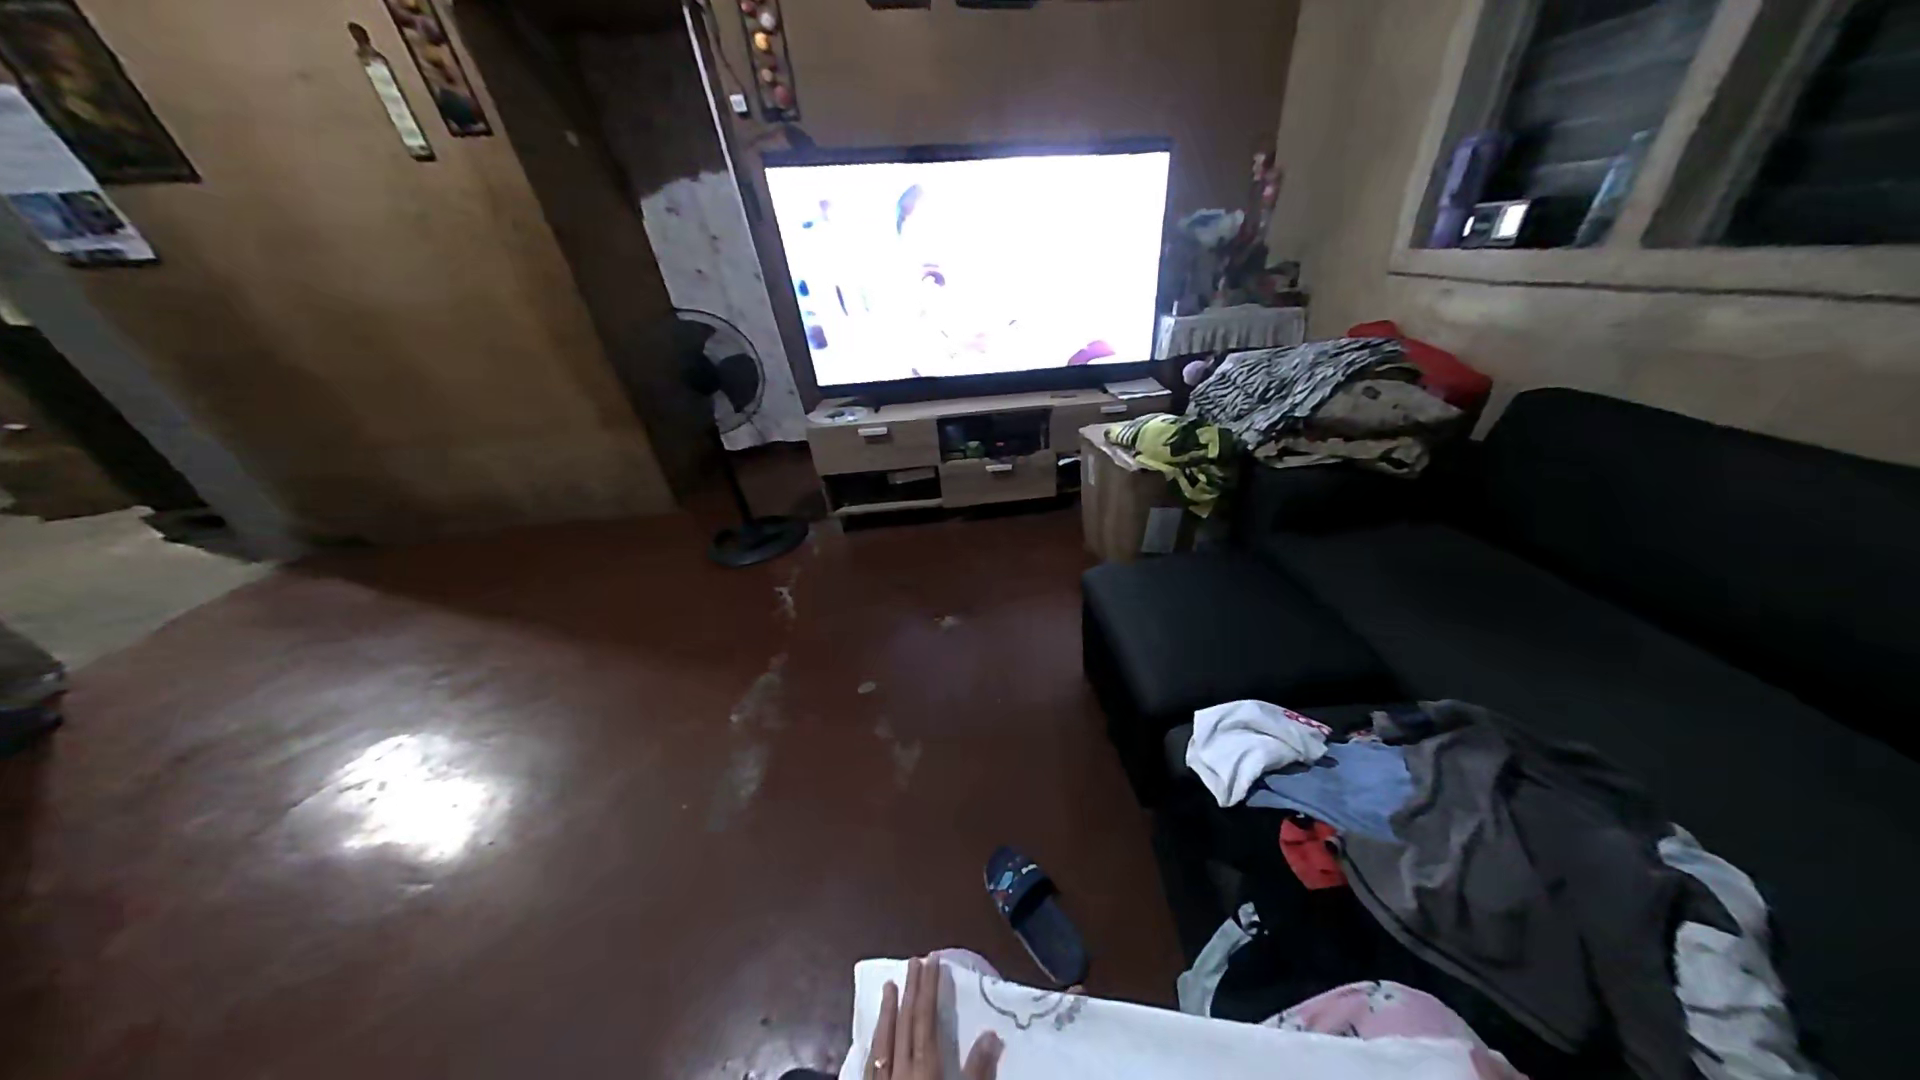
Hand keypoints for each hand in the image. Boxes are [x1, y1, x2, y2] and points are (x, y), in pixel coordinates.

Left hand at [868, 956, 1002, 1079]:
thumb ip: (978, 1074)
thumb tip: (991, 1034)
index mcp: (925, 1072)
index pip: (926, 1020)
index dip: (928, 989)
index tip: (932, 961)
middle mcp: (900, 1074)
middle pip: (904, 1024)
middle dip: (910, 990)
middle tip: (914, 960)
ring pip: (882, 1042)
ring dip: (887, 1012)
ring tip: (889, 985)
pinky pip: (867, 1068)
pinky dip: (873, 1044)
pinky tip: (873, 1037)